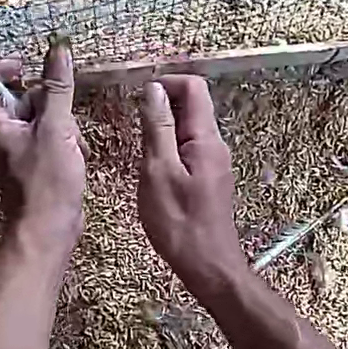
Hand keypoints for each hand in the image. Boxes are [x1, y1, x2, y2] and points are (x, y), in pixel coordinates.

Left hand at [0, 41, 85, 256]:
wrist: (48, 229)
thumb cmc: (46, 182)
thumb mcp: (56, 128)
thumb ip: (57, 88)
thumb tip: (59, 50)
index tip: (26, 67)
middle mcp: (0, 135)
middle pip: (17, 99)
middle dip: (45, 100)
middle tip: (62, 112)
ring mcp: (18, 150)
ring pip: (37, 119)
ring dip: (60, 122)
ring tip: (74, 140)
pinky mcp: (34, 165)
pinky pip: (47, 139)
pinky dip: (64, 140)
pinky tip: (78, 154)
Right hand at [137, 75, 243, 293]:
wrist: (208, 266)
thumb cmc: (179, 224)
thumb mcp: (158, 172)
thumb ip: (157, 128)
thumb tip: (153, 90)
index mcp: (205, 139)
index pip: (194, 88)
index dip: (167, 82)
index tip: (139, 95)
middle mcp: (215, 146)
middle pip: (193, 106)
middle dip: (163, 103)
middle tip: (132, 120)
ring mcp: (213, 163)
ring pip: (188, 129)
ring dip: (163, 127)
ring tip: (138, 144)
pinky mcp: (208, 180)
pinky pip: (188, 150)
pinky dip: (169, 147)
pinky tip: (151, 166)